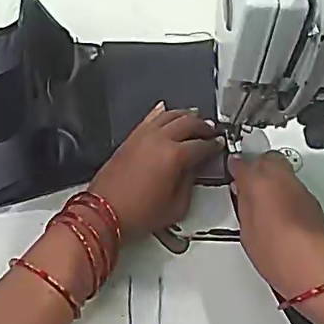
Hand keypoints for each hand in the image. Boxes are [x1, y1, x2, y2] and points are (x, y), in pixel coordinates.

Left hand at [89, 104, 219, 237]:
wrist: (104, 213)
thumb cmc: (136, 213)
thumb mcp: (176, 206)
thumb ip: (190, 182)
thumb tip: (194, 169)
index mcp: (173, 156)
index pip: (202, 144)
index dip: (214, 144)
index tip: (219, 145)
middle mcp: (158, 140)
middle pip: (188, 123)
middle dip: (203, 126)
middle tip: (211, 130)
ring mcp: (142, 136)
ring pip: (169, 115)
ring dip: (185, 115)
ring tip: (194, 118)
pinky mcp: (130, 139)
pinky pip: (149, 118)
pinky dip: (161, 113)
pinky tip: (165, 110)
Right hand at [230, 152, 323, 298]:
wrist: (316, 275)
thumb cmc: (282, 256)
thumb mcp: (246, 231)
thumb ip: (243, 202)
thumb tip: (241, 191)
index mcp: (260, 182)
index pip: (243, 162)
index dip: (236, 166)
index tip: (232, 171)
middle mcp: (283, 180)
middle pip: (267, 158)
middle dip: (256, 165)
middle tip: (246, 180)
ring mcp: (301, 190)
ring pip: (283, 170)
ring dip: (271, 178)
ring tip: (261, 199)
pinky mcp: (313, 202)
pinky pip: (293, 186)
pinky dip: (284, 191)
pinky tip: (277, 211)